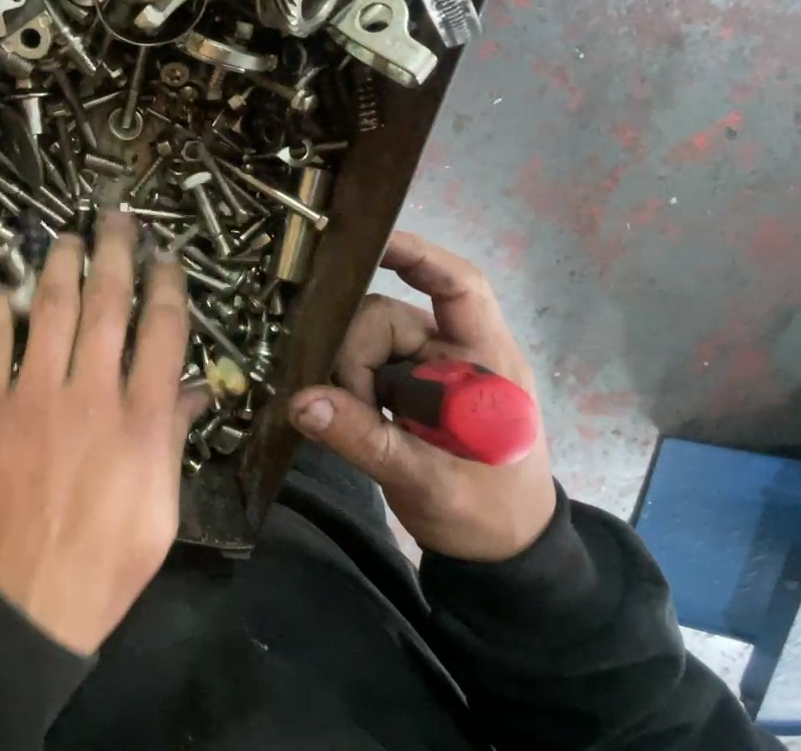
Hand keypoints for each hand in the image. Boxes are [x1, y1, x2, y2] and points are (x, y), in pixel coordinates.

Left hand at [0, 212, 204, 655]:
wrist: (14, 606)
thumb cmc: (99, 569)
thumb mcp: (159, 515)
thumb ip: (170, 443)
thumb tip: (191, 391)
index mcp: (140, 421)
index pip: (161, 333)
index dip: (166, 287)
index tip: (165, 258)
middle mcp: (90, 394)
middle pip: (107, 305)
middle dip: (115, 253)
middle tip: (115, 218)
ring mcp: (31, 397)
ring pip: (51, 312)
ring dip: (60, 267)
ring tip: (67, 237)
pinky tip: (6, 292)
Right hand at [289, 231, 554, 561]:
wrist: (500, 558)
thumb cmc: (486, 514)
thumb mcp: (426, 480)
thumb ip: (364, 439)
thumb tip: (300, 402)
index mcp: (484, 360)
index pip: (458, 286)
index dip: (418, 255)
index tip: (366, 242)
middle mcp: (453, 353)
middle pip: (385, 317)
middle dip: (355, 357)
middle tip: (350, 410)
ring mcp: (425, 371)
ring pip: (364, 341)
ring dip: (347, 376)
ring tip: (355, 424)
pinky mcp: (403, 390)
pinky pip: (359, 366)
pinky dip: (344, 386)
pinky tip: (339, 413)